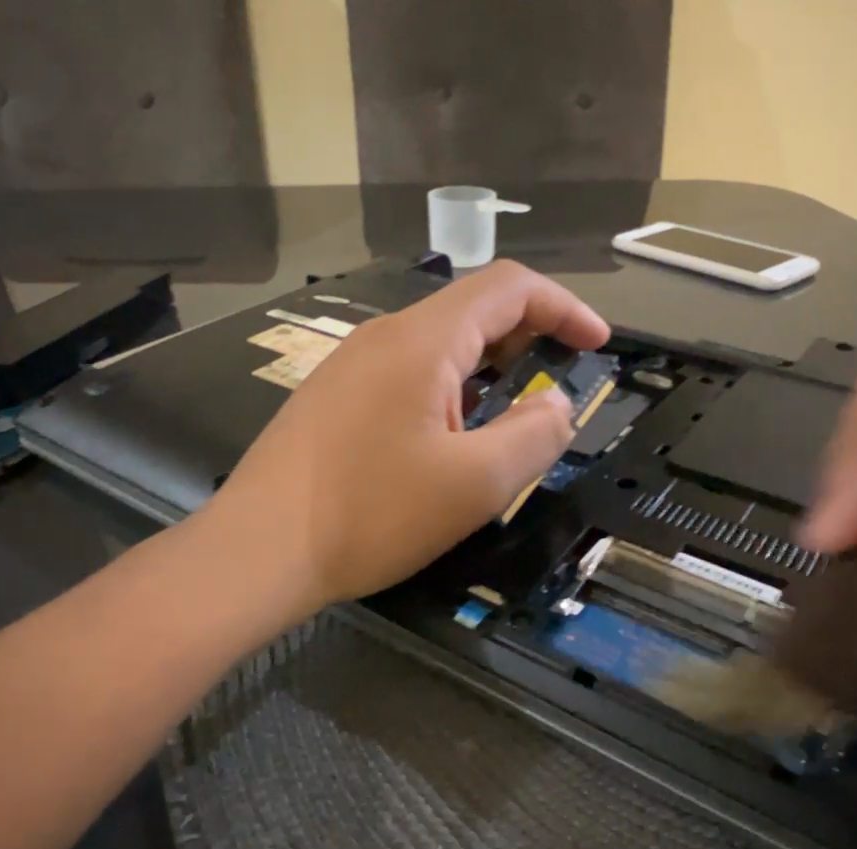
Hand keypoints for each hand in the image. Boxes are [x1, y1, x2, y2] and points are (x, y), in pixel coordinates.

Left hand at [201, 260, 609, 619]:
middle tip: (560, 381)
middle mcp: (382, 337)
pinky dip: (448, 390)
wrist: (258, 553)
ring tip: (510, 415)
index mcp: (421, 341)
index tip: (599, 345)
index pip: (508, 288)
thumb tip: (557, 404)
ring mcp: (349, 367)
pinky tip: (449, 438)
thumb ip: (534, 436)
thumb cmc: (371, 516)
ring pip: (436, 346)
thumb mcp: (474, 484)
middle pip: (470, 310)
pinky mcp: (331, 400)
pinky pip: (405, 375)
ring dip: (487, 368)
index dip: (564, 306)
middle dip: (528, 336)